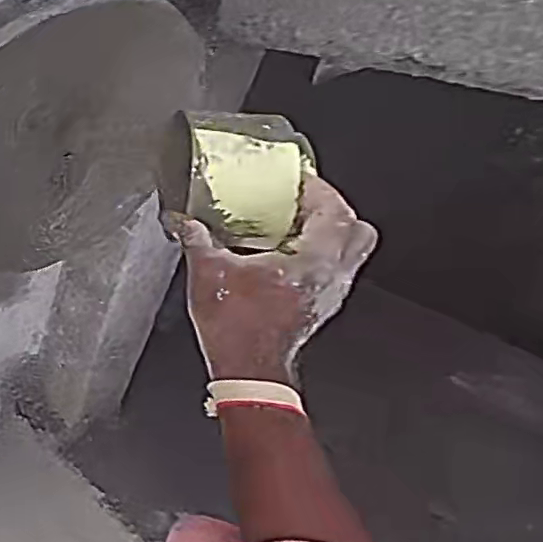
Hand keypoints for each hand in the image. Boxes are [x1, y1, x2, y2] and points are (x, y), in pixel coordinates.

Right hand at [166, 174, 377, 385]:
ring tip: (291, 218)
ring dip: (327, 229)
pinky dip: (316, 249)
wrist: (248, 365)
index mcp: (312, 262)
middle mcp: (331, 276)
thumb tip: (185, 221)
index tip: (299, 175)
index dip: (320, 188)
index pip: (336, 213)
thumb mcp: (207, 271)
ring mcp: (330, 292)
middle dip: (332, 207)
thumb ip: (198, 239)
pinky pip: (333, 265)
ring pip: (350, 249)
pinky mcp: (320, 303)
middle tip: (302, 195)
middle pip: (357, 230)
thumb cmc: (236, 324)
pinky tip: (282, 248)